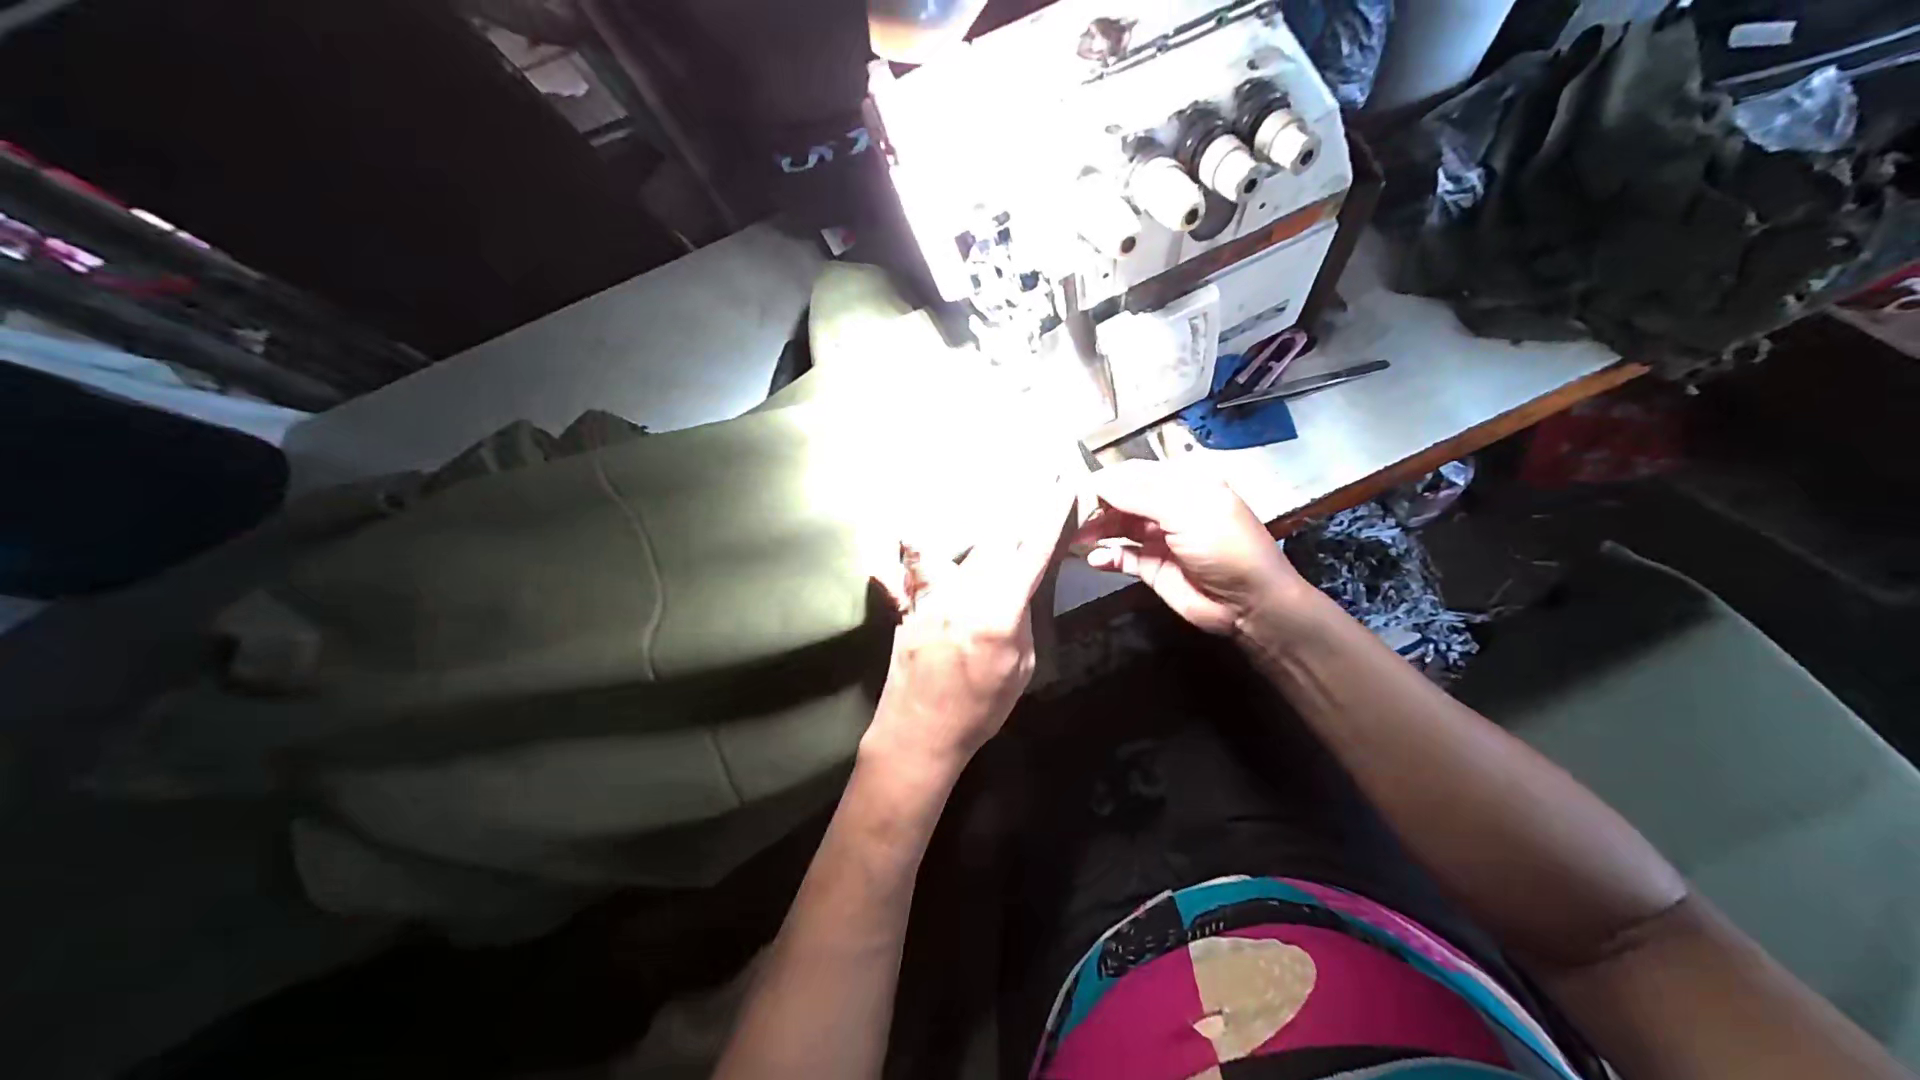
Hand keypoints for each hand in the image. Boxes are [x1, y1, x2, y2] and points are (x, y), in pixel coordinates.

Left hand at [863, 480, 1073, 778]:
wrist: (919, 733)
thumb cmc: (979, 711)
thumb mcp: (1021, 670)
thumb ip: (1021, 622)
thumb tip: (1018, 591)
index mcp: (998, 615)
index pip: (1030, 554)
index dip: (1049, 516)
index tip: (1061, 485)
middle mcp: (963, 596)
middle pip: (993, 541)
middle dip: (1016, 516)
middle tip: (1032, 488)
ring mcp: (931, 597)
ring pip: (955, 548)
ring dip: (975, 535)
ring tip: (985, 517)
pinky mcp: (909, 604)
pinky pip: (917, 568)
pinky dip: (924, 554)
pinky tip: (916, 541)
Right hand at [1071, 461, 1314, 636]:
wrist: (1250, 604)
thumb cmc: (1225, 546)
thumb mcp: (1185, 509)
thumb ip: (1138, 494)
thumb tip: (1095, 482)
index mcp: (1182, 482)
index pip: (1132, 473)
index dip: (1104, 480)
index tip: (1072, 489)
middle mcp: (1168, 506)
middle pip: (1120, 498)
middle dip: (1094, 504)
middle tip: (1066, 514)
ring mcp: (1158, 536)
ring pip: (1116, 526)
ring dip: (1095, 529)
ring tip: (1073, 536)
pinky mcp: (1151, 566)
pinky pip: (1120, 556)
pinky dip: (1105, 556)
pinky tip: (1094, 559)